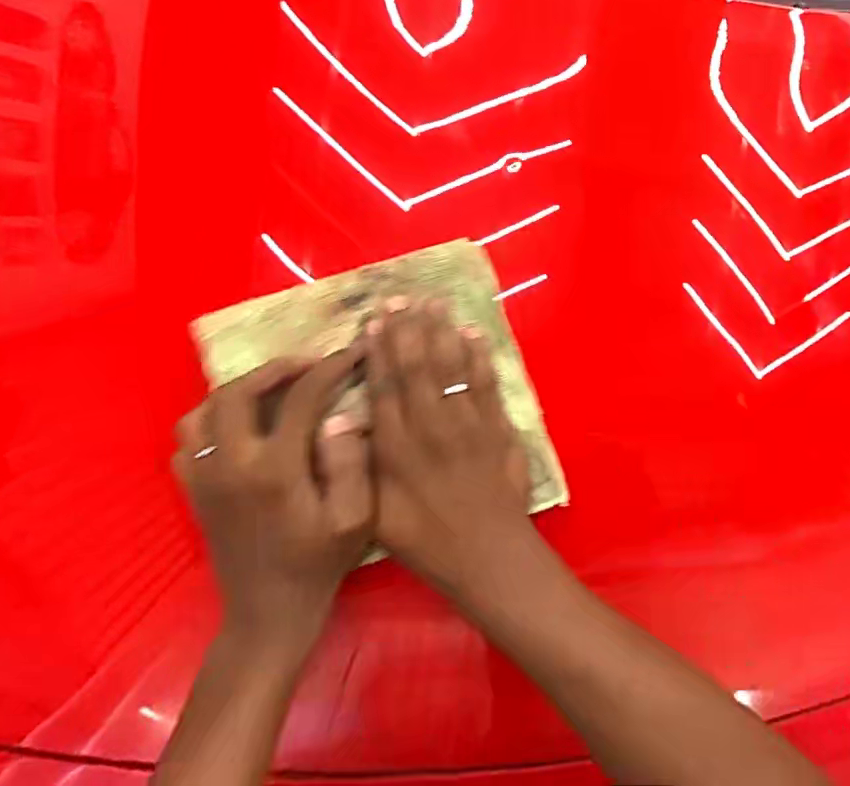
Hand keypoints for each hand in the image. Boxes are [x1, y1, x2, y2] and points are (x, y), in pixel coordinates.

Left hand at [172, 349, 373, 656]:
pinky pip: (190, 440)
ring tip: (275, 389)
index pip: (301, 397)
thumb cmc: (320, 561)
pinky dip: (215, 420)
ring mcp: (204, 479)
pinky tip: (245, 426)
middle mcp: (230, 466)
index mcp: (275, 469)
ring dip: (240, 390)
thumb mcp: (356, 517)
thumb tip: (341, 416)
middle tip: (310, 365)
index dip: (331, 368)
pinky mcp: (193, 492)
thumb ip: (351, 462)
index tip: (354, 353)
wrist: (269, 611)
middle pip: (237, 393)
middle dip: (276, 369)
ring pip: (203, 411)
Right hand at [363, 298, 535, 599]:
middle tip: (402, 298)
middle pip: (417, 367)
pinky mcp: (497, 427)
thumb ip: (363, 463)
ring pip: (451, 369)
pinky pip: (488, 384)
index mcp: (396, 447)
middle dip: (408, 330)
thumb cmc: (423, 538)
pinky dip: (480, 358)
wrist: (485, 552)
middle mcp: (430, 427)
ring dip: (442, 333)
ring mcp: (468, 424)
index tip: (374, 320)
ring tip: (434, 303)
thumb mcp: (374, 510)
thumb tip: (352, 420)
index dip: (379, 350)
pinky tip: (473, 335)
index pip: (384, 386)